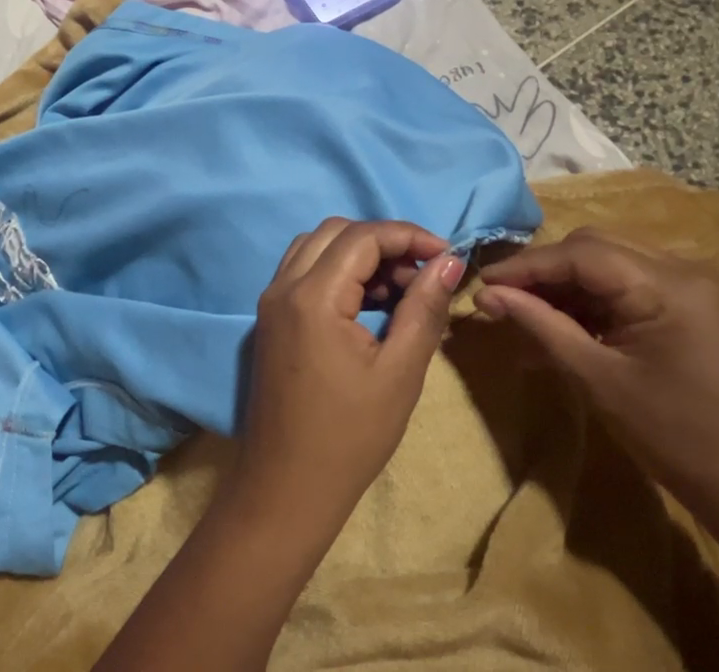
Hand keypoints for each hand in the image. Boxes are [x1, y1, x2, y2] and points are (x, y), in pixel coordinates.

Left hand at [236, 218, 466, 523]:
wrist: (287, 485)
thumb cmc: (350, 435)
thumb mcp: (400, 371)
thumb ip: (423, 308)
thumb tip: (449, 261)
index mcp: (312, 296)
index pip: (362, 237)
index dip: (409, 236)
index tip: (447, 256)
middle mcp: (283, 287)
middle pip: (335, 232)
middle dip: (383, 241)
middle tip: (423, 274)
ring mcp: (270, 302)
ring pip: (315, 248)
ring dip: (358, 254)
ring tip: (400, 289)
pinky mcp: (269, 320)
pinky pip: (302, 273)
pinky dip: (336, 272)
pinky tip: (369, 304)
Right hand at [473, 228, 718, 538]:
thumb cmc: (677, 436)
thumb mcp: (598, 379)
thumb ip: (541, 326)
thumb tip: (486, 295)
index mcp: (669, 285)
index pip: (581, 253)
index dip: (525, 265)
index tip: (480, 284)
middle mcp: (685, 271)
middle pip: (595, 248)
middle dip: (543, 271)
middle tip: (500, 299)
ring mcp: (694, 289)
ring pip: (610, 264)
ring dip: (565, 286)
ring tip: (523, 316)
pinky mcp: (694, 309)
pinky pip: (630, 287)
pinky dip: (592, 301)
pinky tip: (561, 327)